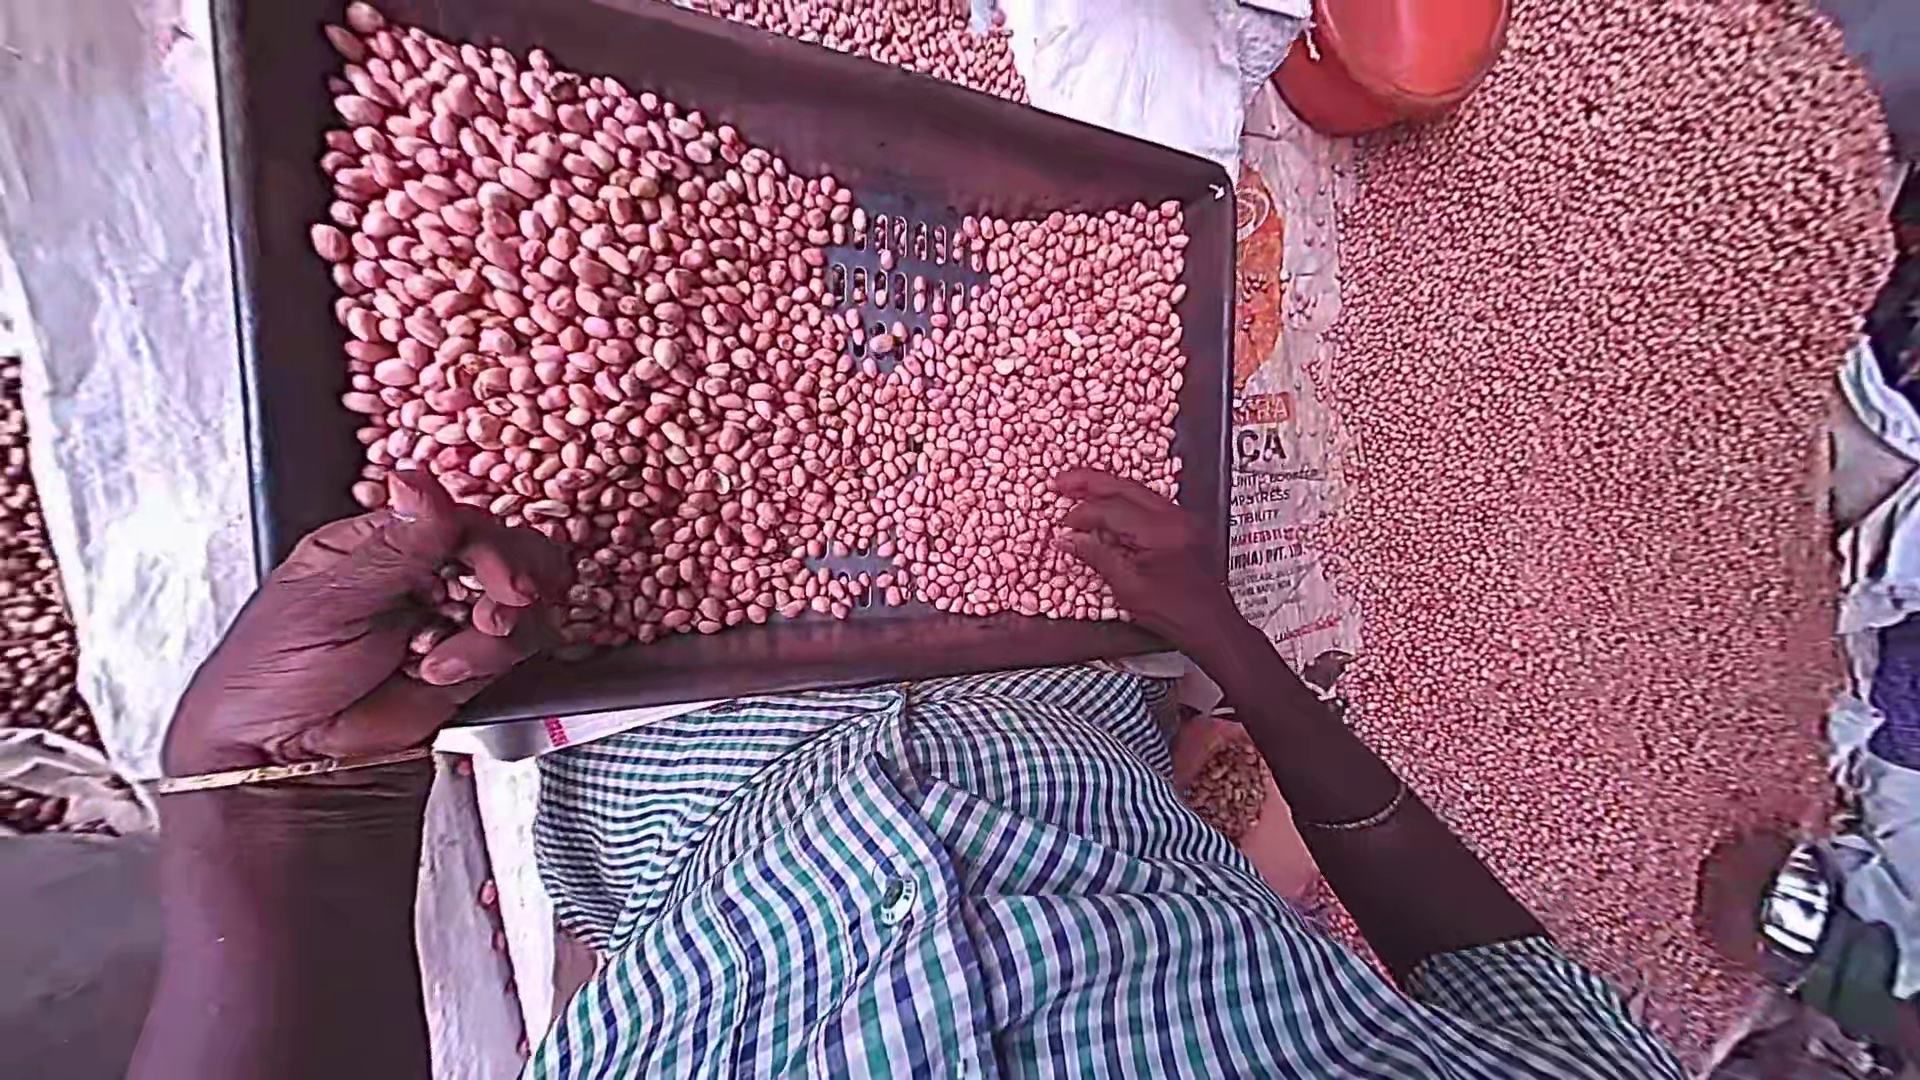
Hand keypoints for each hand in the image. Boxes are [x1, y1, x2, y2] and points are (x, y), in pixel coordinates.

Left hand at [166, 470, 571, 778]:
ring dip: (496, 630)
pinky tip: (447, 672)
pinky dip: (493, 657)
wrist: (294, 762)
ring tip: (449, 658)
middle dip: (511, 584)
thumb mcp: (327, 601)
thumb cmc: (278, 678)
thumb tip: (417, 480)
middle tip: (497, 614)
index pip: (465, 523)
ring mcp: (461, 611)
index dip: (494, 547)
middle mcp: (431, 572)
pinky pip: (525, 638)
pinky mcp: (484, 651)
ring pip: (525, 596)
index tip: (505, 579)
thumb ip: (394, 545)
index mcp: (385, 544)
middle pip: (510, 552)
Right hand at [1051, 469, 1244, 658]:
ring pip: (1136, 490)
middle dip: (1089, 481)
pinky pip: (1147, 502)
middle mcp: (1174, 517)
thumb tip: (1069, 540)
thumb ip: (1098, 557)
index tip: (1063, 524)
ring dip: (1105, 487)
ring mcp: (1182, 518)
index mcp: (1160, 533)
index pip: (1111, 510)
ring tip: (1077, 487)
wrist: (1212, 624)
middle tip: (1061, 480)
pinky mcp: (1183, 524)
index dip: (1082, 514)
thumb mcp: (1128, 588)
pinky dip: (1122, 500)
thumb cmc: (1174, 613)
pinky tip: (1105, 505)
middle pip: (1124, 486)